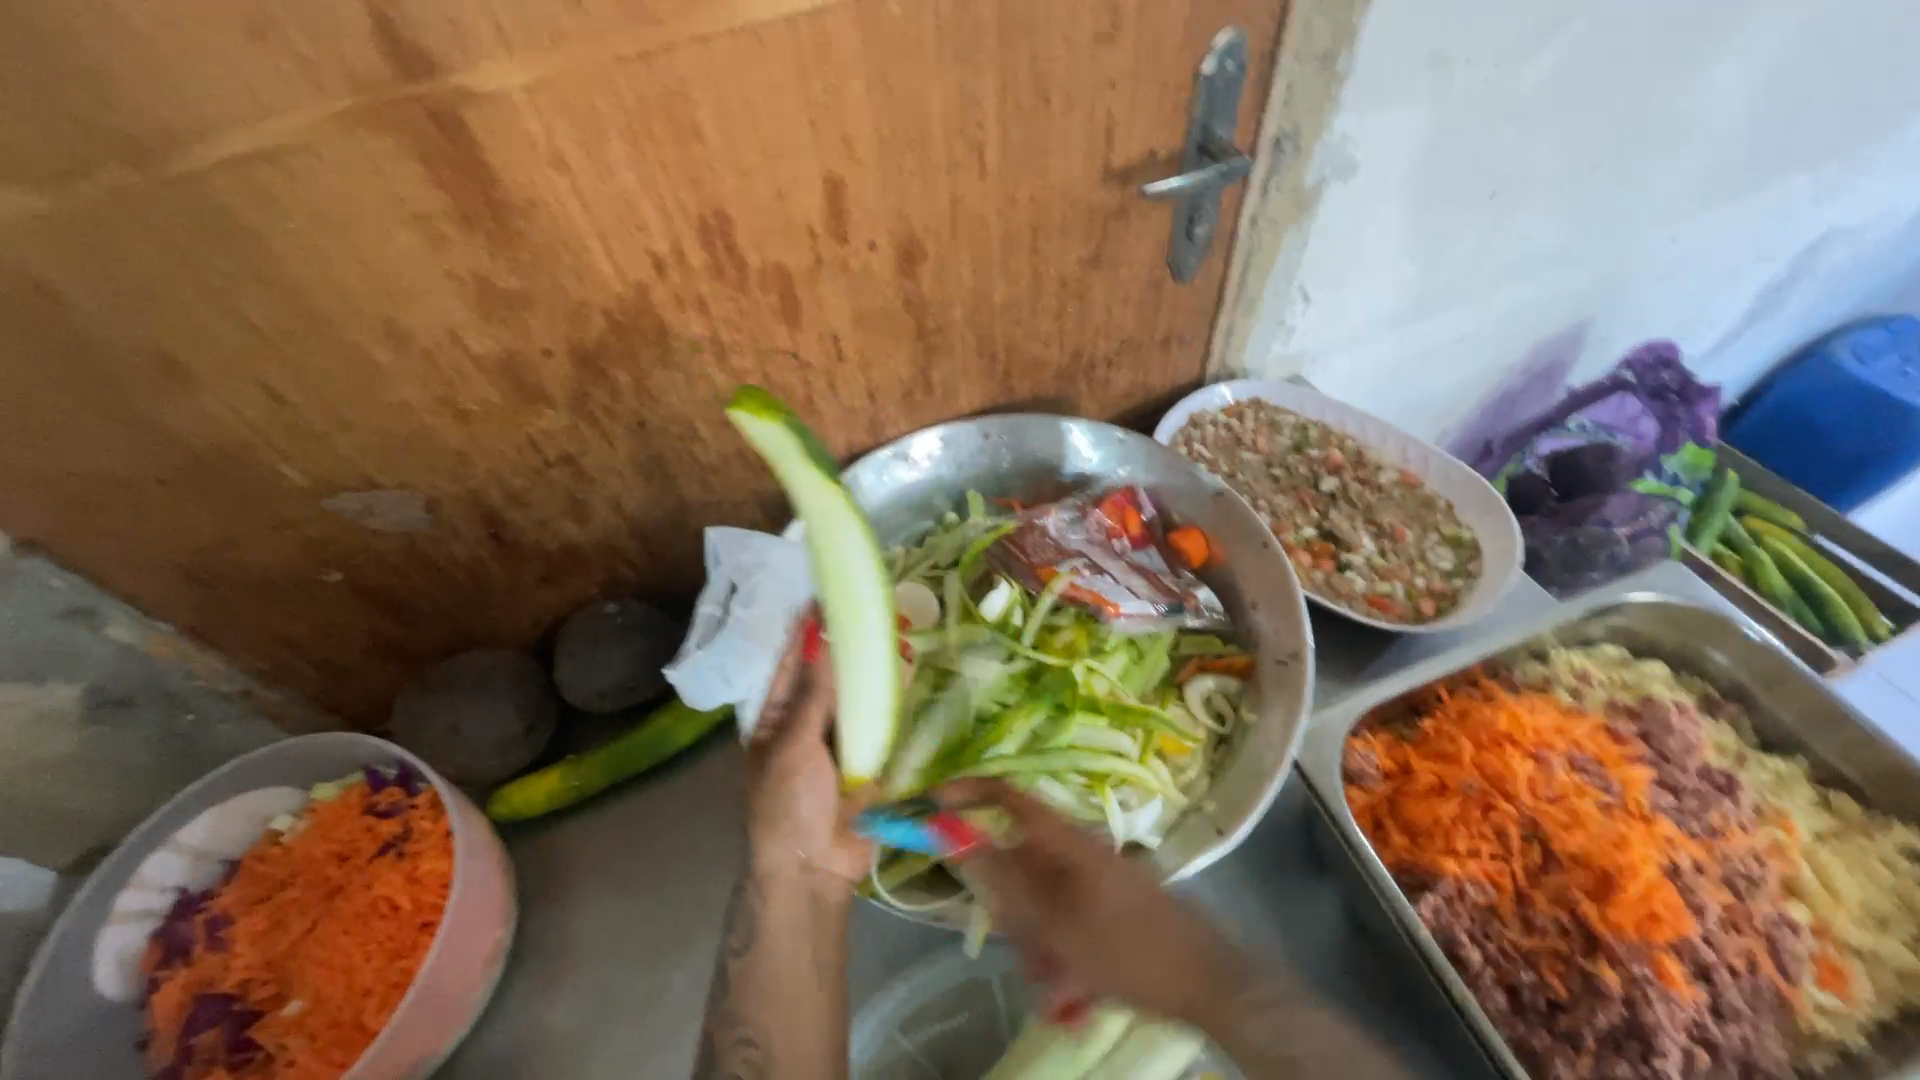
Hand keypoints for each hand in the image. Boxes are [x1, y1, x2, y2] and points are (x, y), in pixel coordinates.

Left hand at [745, 614, 873, 889]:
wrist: (813, 867)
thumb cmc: (787, 803)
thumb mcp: (794, 744)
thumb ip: (814, 692)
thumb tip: (822, 638)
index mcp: (776, 717)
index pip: (792, 663)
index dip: (808, 631)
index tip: (826, 597)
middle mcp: (807, 723)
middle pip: (829, 676)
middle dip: (851, 646)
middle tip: (878, 613)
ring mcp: (838, 741)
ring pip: (858, 695)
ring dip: (875, 669)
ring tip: (899, 637)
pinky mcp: (867, 758)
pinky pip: (880, 722)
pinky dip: (892, 699)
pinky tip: (907, 674)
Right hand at [938, 778, 1238, 1026]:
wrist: (1207, 980)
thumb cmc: (1129, 949)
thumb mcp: (1057, 924)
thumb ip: (1005, 881)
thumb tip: (960, 839)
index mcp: (1066, 841)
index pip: (1008, 795)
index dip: (968, 791)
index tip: (932, 803)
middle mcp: (1077, 851)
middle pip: (1018, 863)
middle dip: (1012, 911)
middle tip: (1025, 951)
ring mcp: (1095, 877)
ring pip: (1039, 900)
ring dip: (1037, 942)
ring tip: (1058, 988)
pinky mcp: (1107, 902)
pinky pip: (1064, 918)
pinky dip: (1059, 950)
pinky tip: (1075, 991)